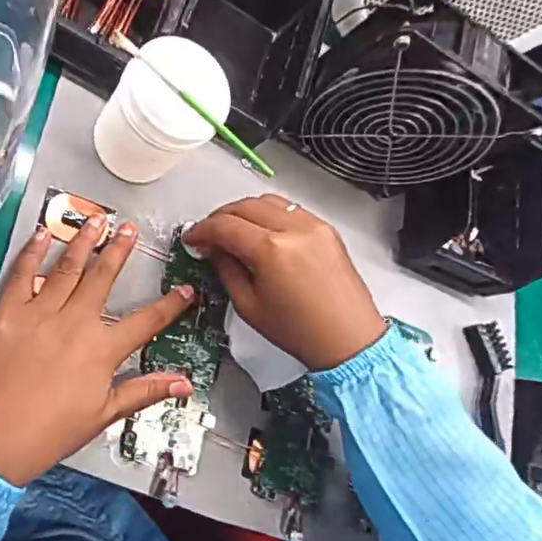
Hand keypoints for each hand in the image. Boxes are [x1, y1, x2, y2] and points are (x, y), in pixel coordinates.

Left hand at [0, 217, 195, 486]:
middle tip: (129, 229)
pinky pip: (23, 273)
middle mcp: (75, 323)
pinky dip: (33, 251)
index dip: (169, 305)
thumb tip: (182, 382)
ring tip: (96, 220)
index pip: (146, 321)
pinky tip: (42, 234)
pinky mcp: (8, 312)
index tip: (185, 290)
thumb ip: (142, 391)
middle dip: (120, 250)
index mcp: (102, 350)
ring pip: (68, 267)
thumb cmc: (48, 432)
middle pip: (103, 278)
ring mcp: (40, 313)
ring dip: (83, 241)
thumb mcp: (102, 415)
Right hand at [184, 195, 385, 370]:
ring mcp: (314, 226)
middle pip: (244, 206)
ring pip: (267, 201)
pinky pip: (289, 209)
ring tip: (233, 231)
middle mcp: (294, 230)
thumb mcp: (248, 304)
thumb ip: (226, 269)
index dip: (201, 230)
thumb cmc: (302, 331)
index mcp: (271, 249)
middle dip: (219, 217)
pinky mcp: (326, 230)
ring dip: (243, 211)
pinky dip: (268, 214)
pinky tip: (260, 231)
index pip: (224, 225)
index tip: (192, 238)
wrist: (348, 339)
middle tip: (208, 234)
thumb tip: (214, 251)